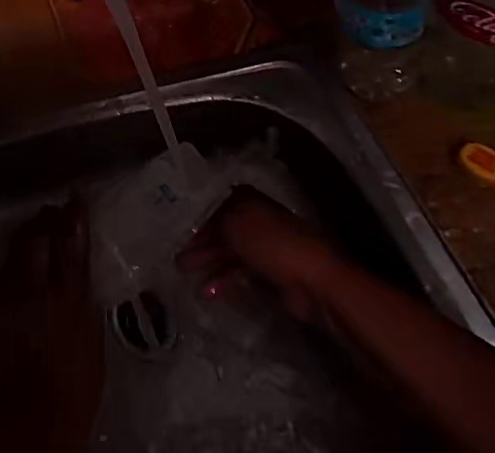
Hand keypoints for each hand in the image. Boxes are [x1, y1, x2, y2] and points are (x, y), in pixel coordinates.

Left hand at [0, 202, 105, 452]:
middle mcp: (35, 284)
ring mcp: (10, 288)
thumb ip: (84, 295)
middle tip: (59, 211)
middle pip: (38, 234)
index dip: (73, 217)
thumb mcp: (92, 338)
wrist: (30, 412)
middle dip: (48, 218)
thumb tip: (79, 267)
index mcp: (67, 296)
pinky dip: (18, 251)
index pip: (70, 242)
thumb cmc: (75, 384)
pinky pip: (7, 261)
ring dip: (31, 230)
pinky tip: (25, 254)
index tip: (77, 201)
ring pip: (19, 244)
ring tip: (42, 225)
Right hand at [179, 188, 342, 321]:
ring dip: (208, 265)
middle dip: (200, 246)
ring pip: (229, 254)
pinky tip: (209, 292)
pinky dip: (225, 281)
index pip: (214, 206)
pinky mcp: (273, 275)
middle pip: (221, 232)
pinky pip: (242, 274)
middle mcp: (256, 221)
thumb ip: (211, 222)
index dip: (196, 220)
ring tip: (186, 276)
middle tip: (178, 259)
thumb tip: (198, 229)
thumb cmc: (271, 242)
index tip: (179, 232)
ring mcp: (265, 249)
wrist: (316, 281)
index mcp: (248, 201)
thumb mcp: (232, 223)